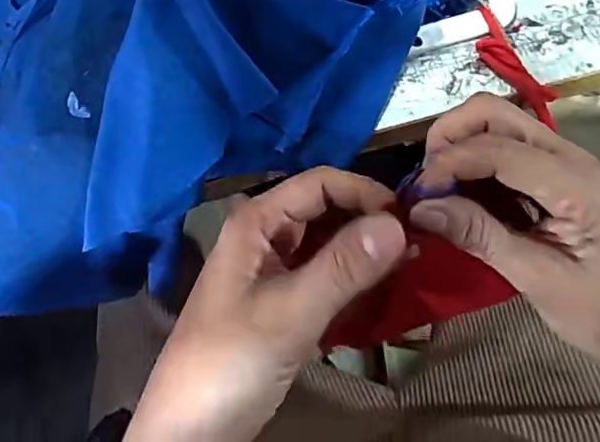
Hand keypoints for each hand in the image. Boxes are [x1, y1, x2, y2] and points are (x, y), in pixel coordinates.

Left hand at [127, 167, 406, 441]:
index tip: (406, 218)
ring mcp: (272, 270)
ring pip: (327, 242)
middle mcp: (266, 235)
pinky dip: (353, 278)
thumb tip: (399, 224)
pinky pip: (324, 275)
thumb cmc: (230, 362)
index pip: (320, 183)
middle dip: (367, 220)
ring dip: (364, 250)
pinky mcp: (281, 303)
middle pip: (325, 209)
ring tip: (407, 265)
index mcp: (258, 221)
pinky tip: (380, 290)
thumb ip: (343, 267)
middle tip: (414, 244)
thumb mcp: (289, 313)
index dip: (363, 192)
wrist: (184, 438)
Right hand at [410, 94, 599, 441]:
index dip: (450, 162)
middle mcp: (566, 154)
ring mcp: (563, 159)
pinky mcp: (556, 173)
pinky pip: (508, 145)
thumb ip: (481, 236)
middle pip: (495, 112)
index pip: (497, 147)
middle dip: (452, 133)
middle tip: (425, 176)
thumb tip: (423, 207)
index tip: (418, 192)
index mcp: (572, 180)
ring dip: (462, 142)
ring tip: (437, 183)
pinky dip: (477, 157)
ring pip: (499, 122)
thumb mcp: (540, 282)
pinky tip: (462, 189)